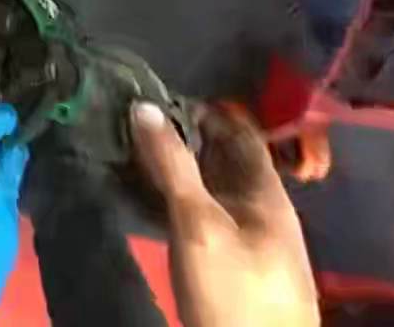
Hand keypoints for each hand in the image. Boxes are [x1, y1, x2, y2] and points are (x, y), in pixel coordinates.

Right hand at [131, 102, 318, 326]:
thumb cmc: (233, 294)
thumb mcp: (197, 223)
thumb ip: (171, 163)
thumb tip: (143, 104)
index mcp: (267, 196)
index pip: (238, 133)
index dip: (201, 110)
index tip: (155, 97)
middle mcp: (259, 211)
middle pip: (220, 158)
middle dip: (179, 136)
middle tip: (131, 121)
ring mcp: (245, 239)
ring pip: (206, 186)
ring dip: (171, 166)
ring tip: (126, 150)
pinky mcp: (226, 262)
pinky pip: (198, 212)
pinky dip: (172, 196)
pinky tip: (140, 194)